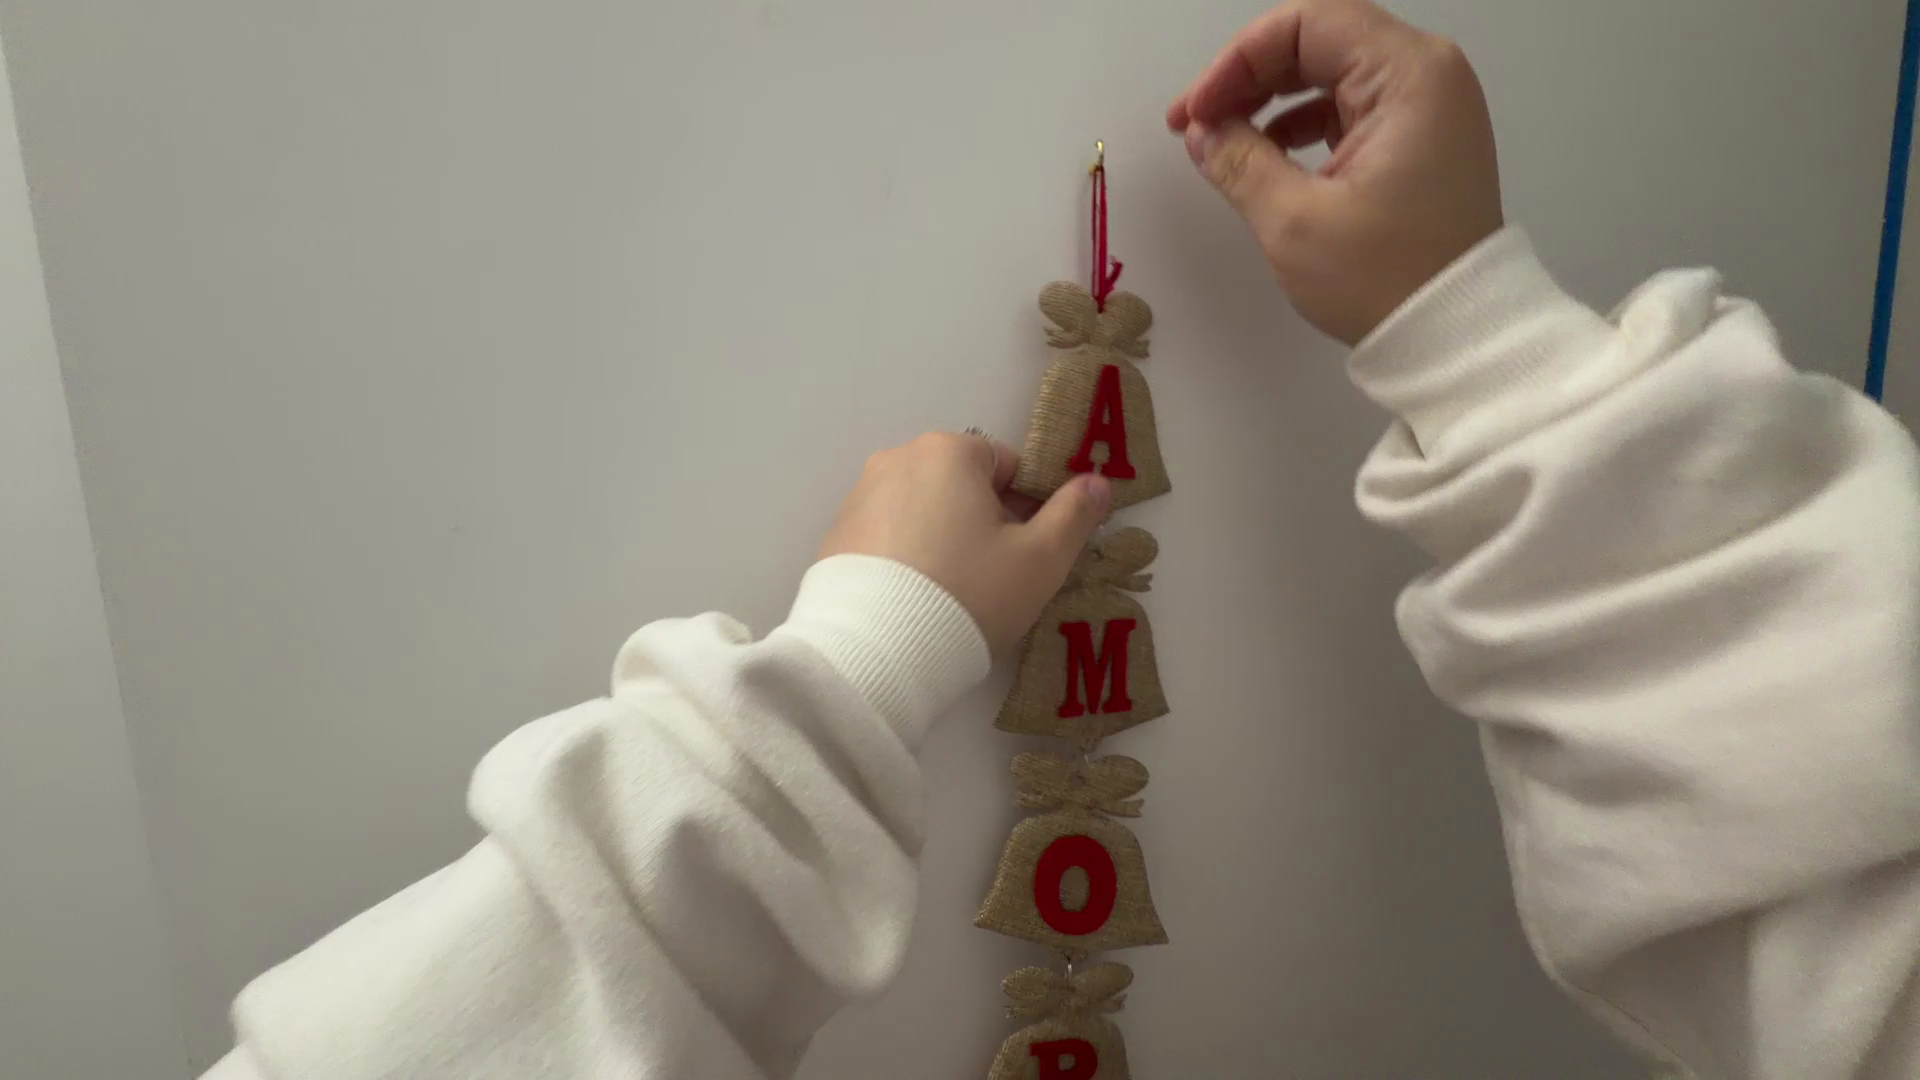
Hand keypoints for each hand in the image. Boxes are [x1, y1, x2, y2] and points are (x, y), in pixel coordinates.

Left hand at [818, 433, 1111, 653]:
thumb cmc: (970, 594)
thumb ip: (1074, 515)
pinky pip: (888, 535)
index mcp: (948, 451)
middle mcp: (896, 460)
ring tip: (951, 592)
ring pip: (923, 509)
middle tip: (992, 576)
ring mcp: (858, 498)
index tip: (1026, 551)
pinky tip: (914, 598)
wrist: (877, 653)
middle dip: (983, 520)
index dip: (1026, 506)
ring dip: (945, 537)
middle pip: (961, 484)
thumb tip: (1097, 483)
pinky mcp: (836, 537)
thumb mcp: (1040, 559)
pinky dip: (907, 556)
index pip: (1005, 464)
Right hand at [1168, 0, 1503, 344]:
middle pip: (1321, 42)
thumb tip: (1200, 132)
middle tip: (1194, 125)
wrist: (1450, 331)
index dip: (1237, 60)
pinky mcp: (1416, 144)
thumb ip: (1240, 164)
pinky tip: (1266, 158)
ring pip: (1331, 77)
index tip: (1192, 114)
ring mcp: (1425, 110)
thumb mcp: (1293, 222)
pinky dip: (1300, 127)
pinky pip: (1348, 113)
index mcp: (1406, 75)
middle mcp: (1424, 75)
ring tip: (1222, 143)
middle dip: (1248, 77)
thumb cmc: (1378, 277)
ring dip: (1270, 102)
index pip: (1309, 24)